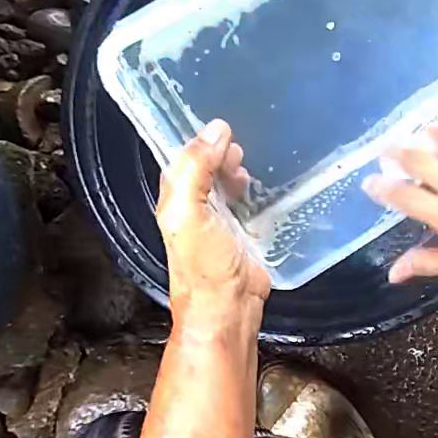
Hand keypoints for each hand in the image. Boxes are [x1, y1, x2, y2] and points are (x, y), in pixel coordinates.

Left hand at [157, 119, 270, 314]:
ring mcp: (219, 223)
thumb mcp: (189, 211)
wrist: (228, 308)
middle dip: (220, 154)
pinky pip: (245, 205)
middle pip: (205, 170)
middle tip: (238, 147)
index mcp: (175, 201)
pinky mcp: (242, 235)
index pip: (182, 160)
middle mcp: (194, 210)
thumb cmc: (204, 266)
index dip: (199, 142)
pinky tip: (261, 190)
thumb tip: (215, 131)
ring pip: (225, 186)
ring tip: (246, 167)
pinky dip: (252, 192)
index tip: (222, 129)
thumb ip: (195, 169)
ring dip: (235, 172)